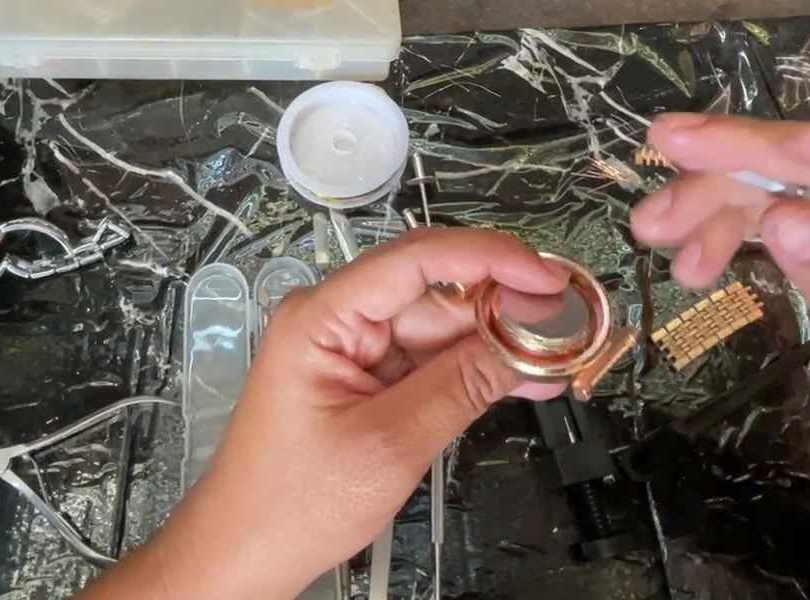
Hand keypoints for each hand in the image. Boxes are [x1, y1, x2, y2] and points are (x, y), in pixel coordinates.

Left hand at [88, 228, 567, 599]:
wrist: (244, 553)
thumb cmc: (295, 502)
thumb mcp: (389, 445)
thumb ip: (459, 386)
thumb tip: (525, 345)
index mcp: (325, 313)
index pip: (414, 260)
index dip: (486, 257)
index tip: (543, 273)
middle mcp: (339, 315)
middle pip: (432, 291)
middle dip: (500, 302)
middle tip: (565, 317)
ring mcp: (355, 344)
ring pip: (438, 325)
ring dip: (495, 338)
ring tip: (558, 348)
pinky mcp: (368, 373)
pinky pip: (429, 358)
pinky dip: (474, 367)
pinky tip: (523, 374)